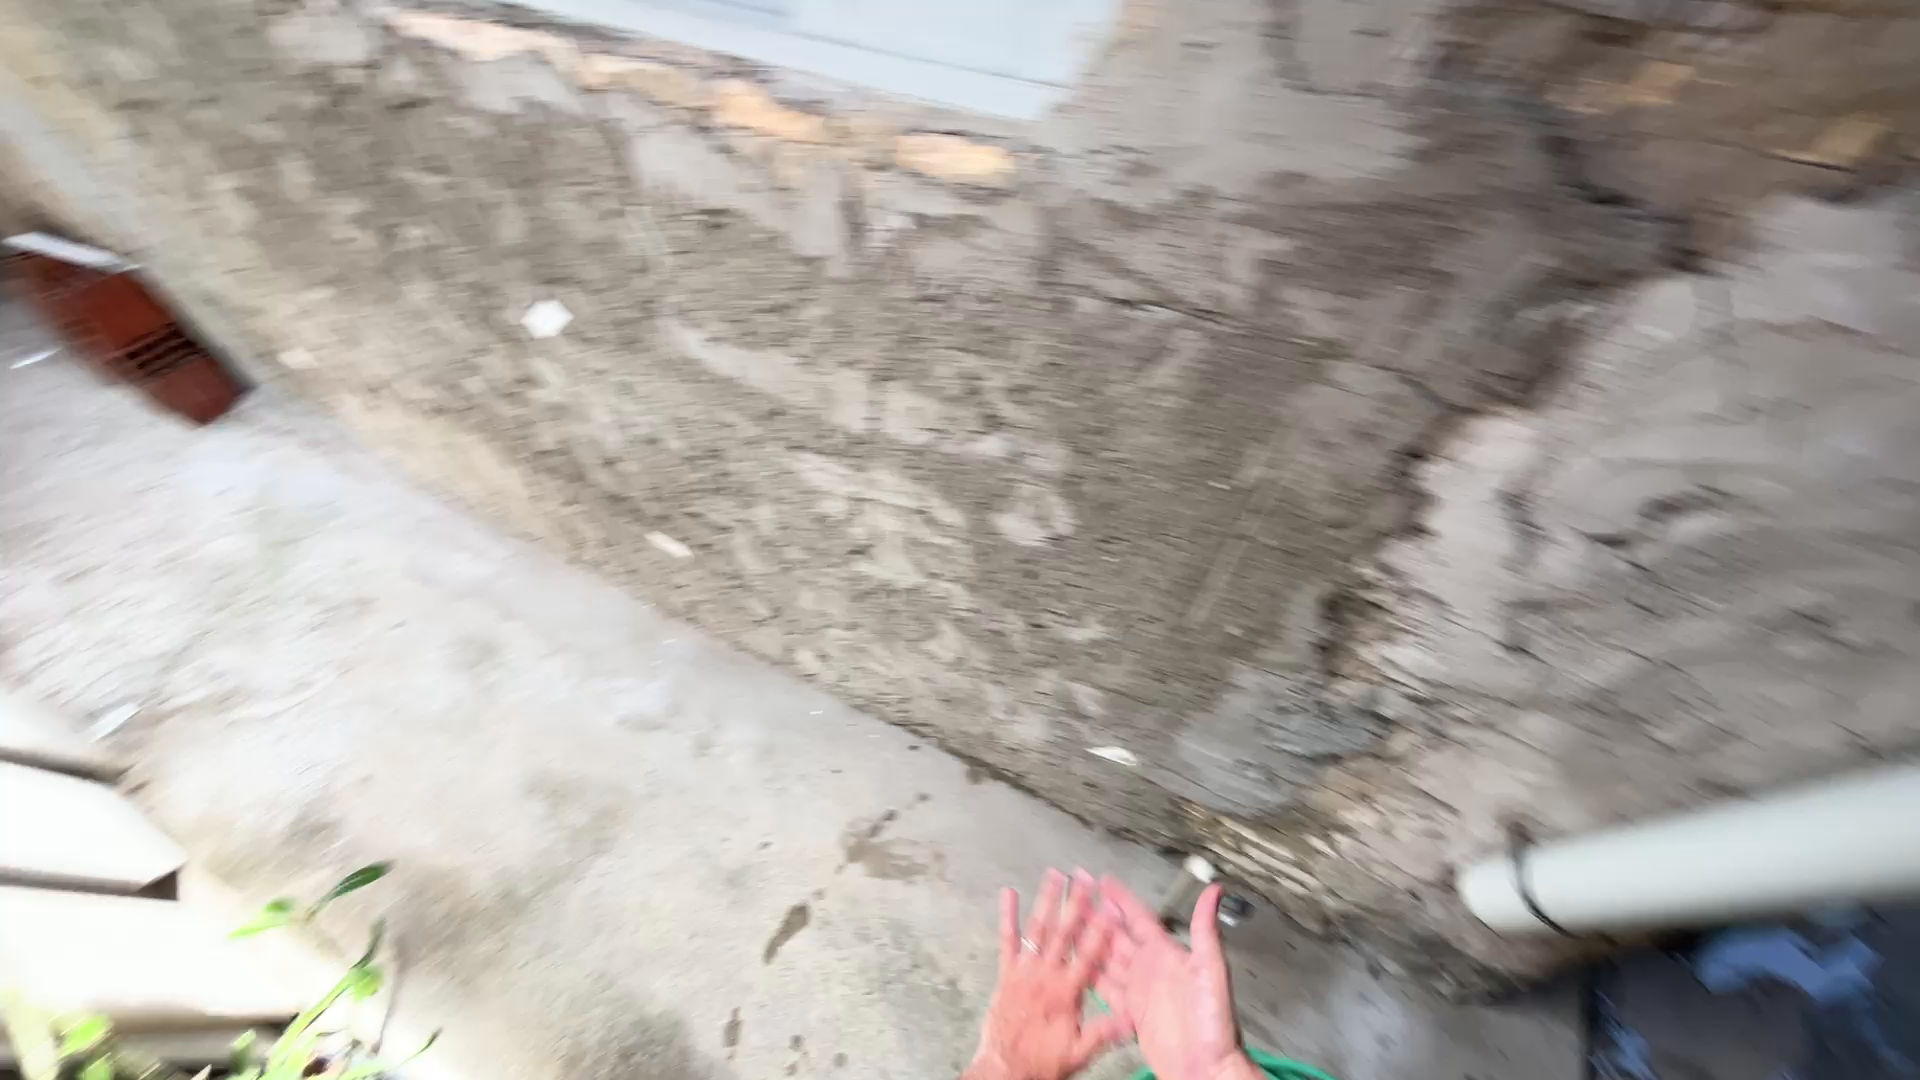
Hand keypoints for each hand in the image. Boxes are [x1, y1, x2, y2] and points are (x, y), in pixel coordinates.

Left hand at [965, 869, 1130, 1079]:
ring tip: (1055, 874)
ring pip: (1039, 929)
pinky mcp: (1006, 972)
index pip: (1089, 954)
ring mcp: (1024, 970)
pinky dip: (1008, 915)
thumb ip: (1104, 1031)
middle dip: (1076, 903)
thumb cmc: (1042, 1062)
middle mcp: (1046, 975)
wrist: (1005, 1070)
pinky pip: (1007, 940)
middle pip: (1065, 933)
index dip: (1101, 929)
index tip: (1111, 905)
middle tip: (1084, 877)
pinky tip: (1008, 893)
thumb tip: (1132, 1017)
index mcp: (1066, 992)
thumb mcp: (1079, 1051)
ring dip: (1047, 900)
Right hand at [1096, 876, 1259, 1079]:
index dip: (1121, 899)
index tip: (1104, 881)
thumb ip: (1205, 930)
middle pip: (1116, 935)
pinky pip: (1105, 989)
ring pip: (1106, 959)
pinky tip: (1076, 966)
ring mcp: (1139, 991)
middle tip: (1077, 897)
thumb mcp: (1211, 969)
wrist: (1206, 1069)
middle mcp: (1150, 968)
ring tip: (1068, 925)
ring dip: (1088, 941)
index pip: (1138, 918)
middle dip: (1096, 915)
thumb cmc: (1214, 1023)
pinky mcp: (1130, 1014)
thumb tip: (1214, 893)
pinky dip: (1089, 976)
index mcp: (1166, 953)